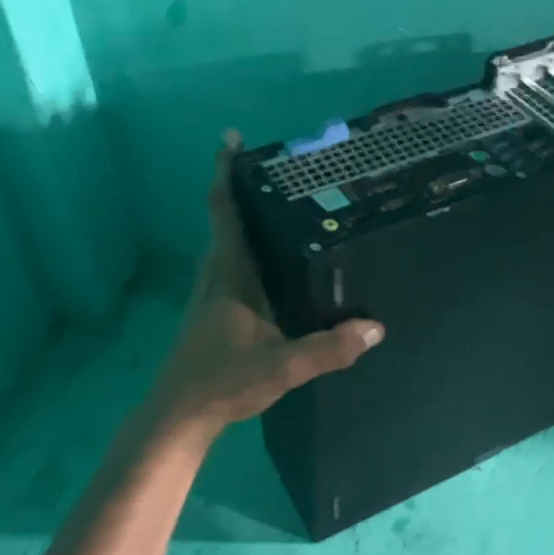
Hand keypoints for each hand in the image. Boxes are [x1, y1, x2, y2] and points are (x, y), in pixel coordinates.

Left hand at [145, 132, 384, 435]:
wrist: (178, 416)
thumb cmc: (222, 381)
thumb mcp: (282, 366)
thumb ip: (328, 348)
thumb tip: (375, 328)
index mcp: (228, 275)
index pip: (224, 211)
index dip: (226, 172)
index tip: (232, 138)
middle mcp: (216, 276)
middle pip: (227, 220)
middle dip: (245, 190)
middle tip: (284, 171)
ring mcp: (212, 295)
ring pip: (230, 245)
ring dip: (249, 221)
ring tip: (288, 209)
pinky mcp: (215, 314)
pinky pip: (235, 268)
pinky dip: (253, 252)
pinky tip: (279, 268)